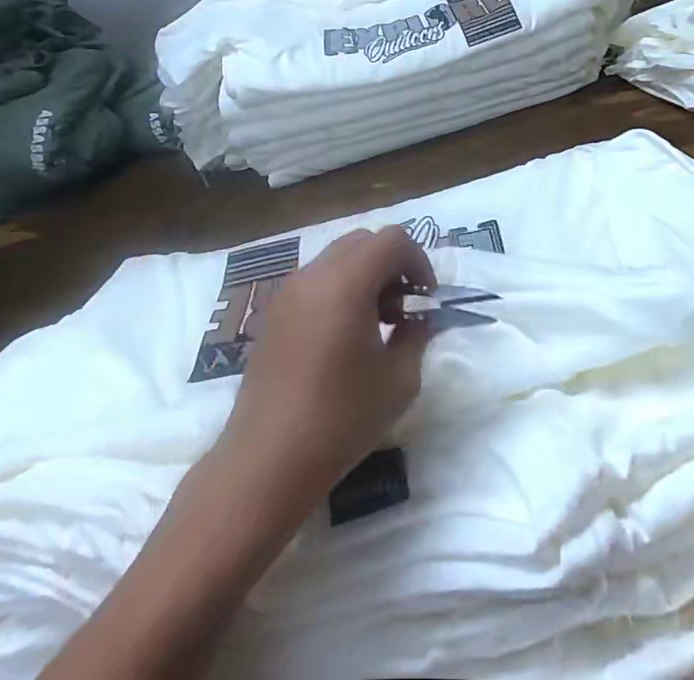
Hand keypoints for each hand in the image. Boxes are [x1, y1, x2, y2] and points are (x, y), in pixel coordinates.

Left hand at [218, 225, 437, 502]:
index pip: (391, 239)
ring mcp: (285, 292)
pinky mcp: (272, 313)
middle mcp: (311, 276)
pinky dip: (337, 291)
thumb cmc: (342, 418)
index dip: (419, 262)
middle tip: (402, 311)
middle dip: (391, 266)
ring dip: (363, 277)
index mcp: (344, 283)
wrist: (269, 455)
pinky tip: (341, 339)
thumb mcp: (399, 379)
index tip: (424, 302)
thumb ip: (416, 335)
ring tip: (374, 327)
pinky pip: (313, 282)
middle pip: (361, 242)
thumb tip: (418, 318)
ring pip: (335, 259)